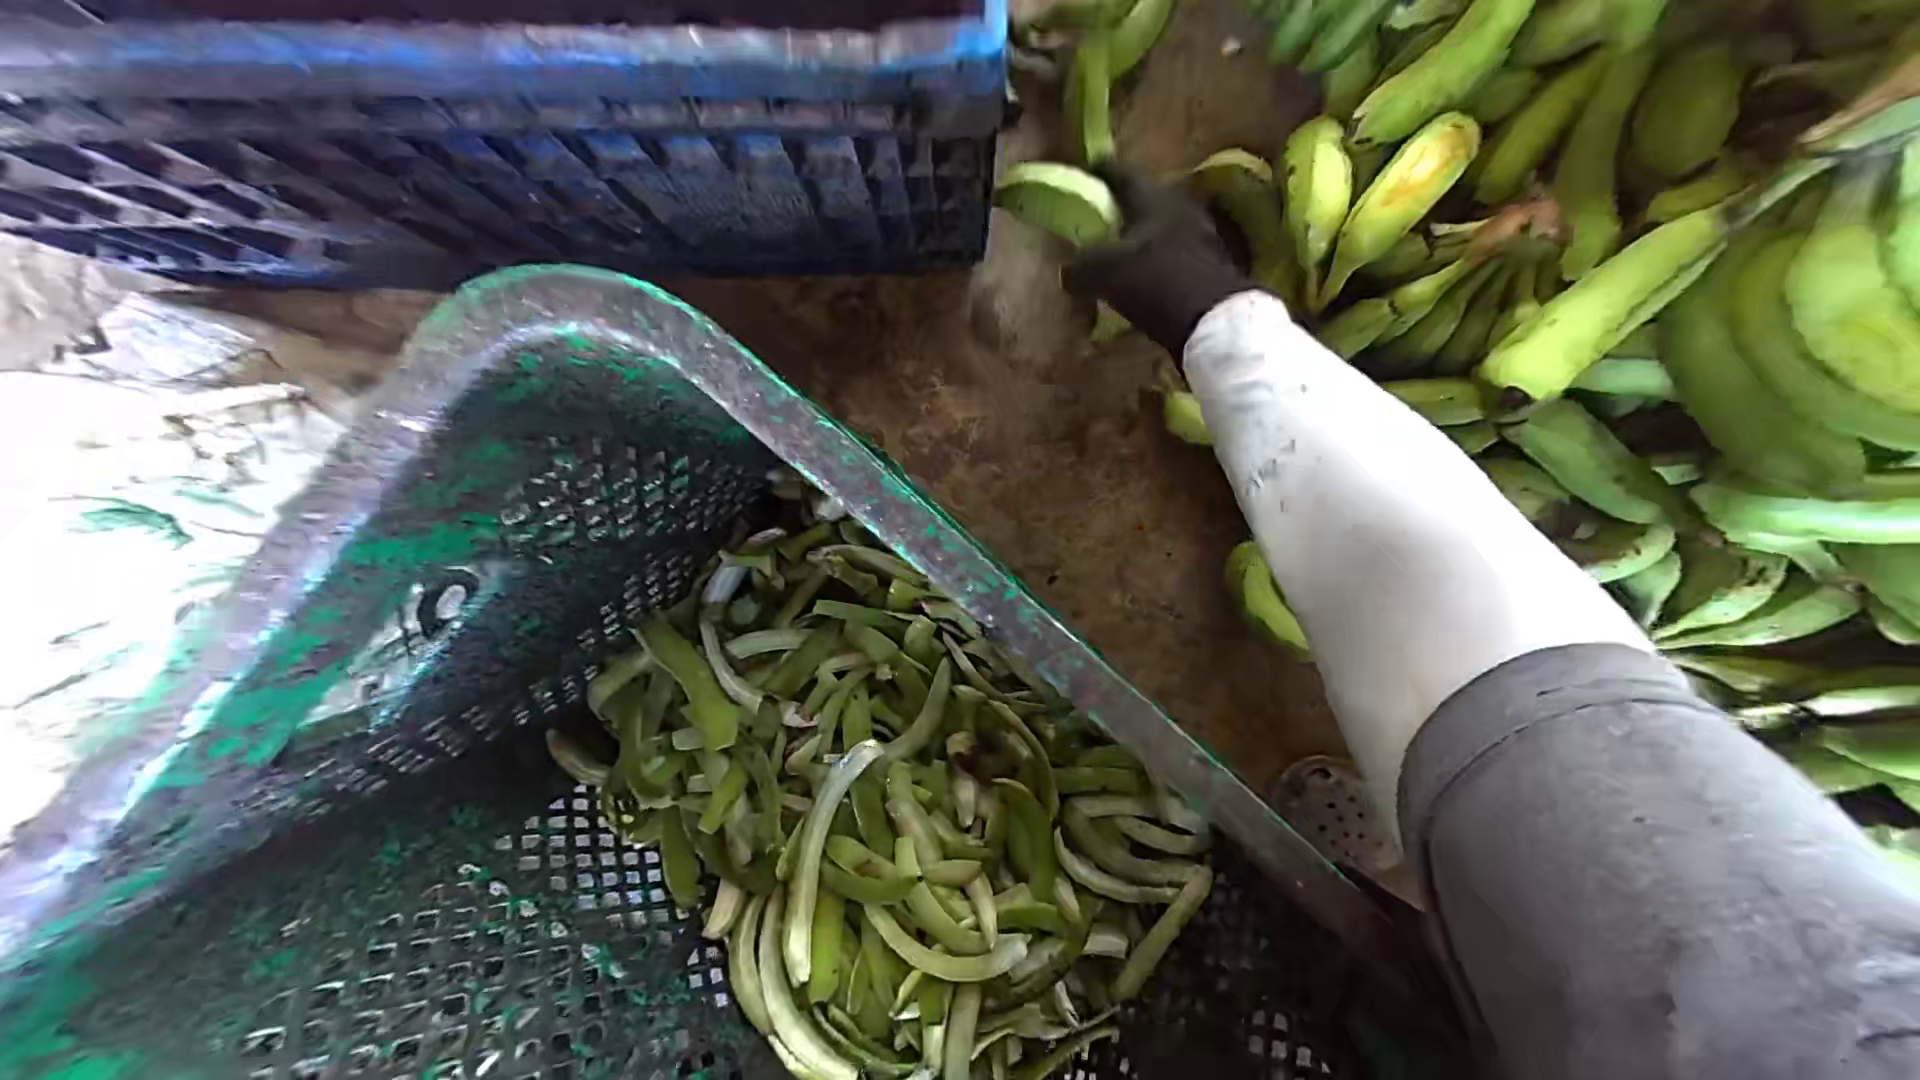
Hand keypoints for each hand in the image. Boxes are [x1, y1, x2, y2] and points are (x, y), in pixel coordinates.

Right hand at [1063, 165, 1255, 353]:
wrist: (1213, 320)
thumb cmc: (1156, 283)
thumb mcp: (1105, 274)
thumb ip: (1081, 268)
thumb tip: (1068, 272)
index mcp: (1154, 198)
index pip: (1124, 174)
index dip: (1103, 171)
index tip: (1090, 167)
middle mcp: (1182, 208)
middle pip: (1148, 201)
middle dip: (1126, 208)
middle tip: (1106, 217)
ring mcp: (1202, 238)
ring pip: (1164, 230)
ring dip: (1144, 239)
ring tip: (1124, 254)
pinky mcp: (1211, 268)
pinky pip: (1175, 259)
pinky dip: (1158, 265)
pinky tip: (1146, 282)